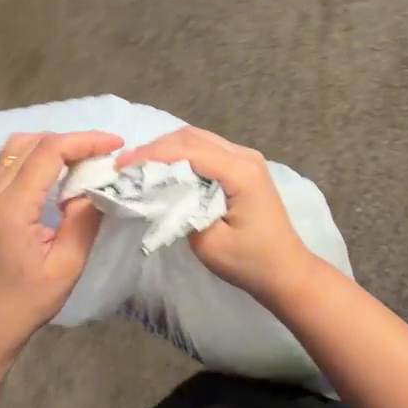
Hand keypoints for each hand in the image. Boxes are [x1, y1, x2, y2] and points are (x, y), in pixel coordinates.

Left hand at [0, 131, 122, 370]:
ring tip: (80, 161)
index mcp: (12, 207)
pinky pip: (6, 163)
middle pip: (32, 142)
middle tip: (102, 155)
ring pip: (15, 147)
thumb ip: (84, 219)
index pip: (50, 151)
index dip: (85, 141)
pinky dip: (32, 155)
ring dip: (51, 145)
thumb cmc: (23, 305)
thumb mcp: (65, 266)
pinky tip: (52, 174)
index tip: (115, 145)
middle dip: (72, 140)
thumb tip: (100, 185)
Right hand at [116, 127, 319, 303]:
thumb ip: (181, 212)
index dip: (153, 154)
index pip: (189, 150)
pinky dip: (182, 155)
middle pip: (192, 137)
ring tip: (139, 166)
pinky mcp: (243, 167)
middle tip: (125, 165)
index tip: (122, 165)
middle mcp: (245, 156)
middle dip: (156, 147)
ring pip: (199, 139)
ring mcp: (246, 158)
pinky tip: (165, 169)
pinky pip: (208, 149)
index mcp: (240, 172)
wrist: (285, 270)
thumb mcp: (209, 243)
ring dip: (168, 149)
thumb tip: (158, 193)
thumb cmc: (250, 262)